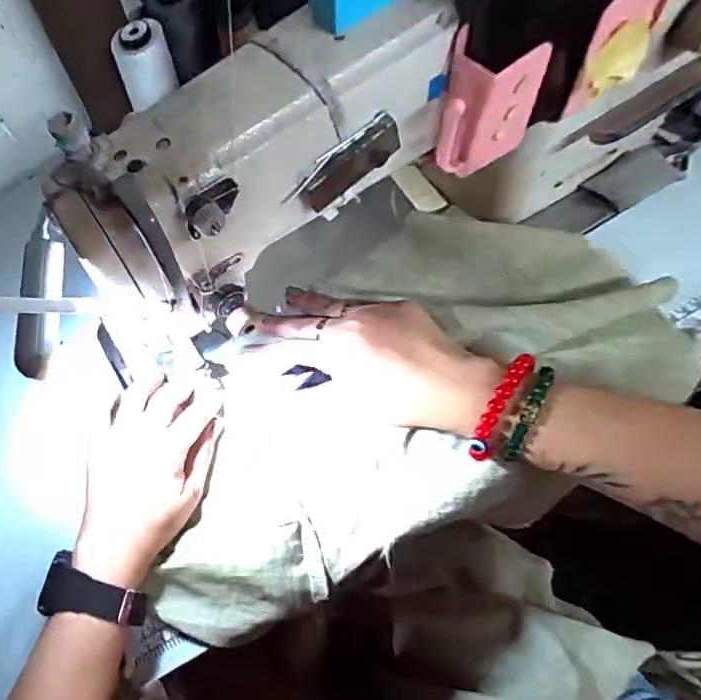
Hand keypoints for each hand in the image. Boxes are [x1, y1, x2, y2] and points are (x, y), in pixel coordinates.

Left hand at [73, 374, 221, 587]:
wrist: (114, 541)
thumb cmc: (158, 522)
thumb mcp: (192, 494)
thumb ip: (203, 456)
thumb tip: (215, 426)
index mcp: (170, 449)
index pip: (195, 414)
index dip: (210, 401)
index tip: (218, 394)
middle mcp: (143, 434)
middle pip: (166, 398)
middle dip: (183, 387)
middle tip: (191, 385)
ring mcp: (117, 435)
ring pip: (134, 395)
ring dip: (149, 381)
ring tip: (159, 376)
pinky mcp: (97, 441)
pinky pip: (103, 409)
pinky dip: (113, 396)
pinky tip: (122, 393)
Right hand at [238, 291, 499, 433]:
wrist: (455, 385)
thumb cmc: (403, 403)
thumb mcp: (355, 401)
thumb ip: (323, 386)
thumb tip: (300, 379)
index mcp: (337, 348)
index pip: (292, 346)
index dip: (266, 349)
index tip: (245, 347)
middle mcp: (351, 321)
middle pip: (307, 319)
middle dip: (279, 320)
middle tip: (254, 315)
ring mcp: (375, 309)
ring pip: (333, 304)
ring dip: (309, 304)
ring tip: (289, 296)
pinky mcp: (398, 306)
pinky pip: (362, 305)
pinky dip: (344, 309)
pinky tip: (339, 310)